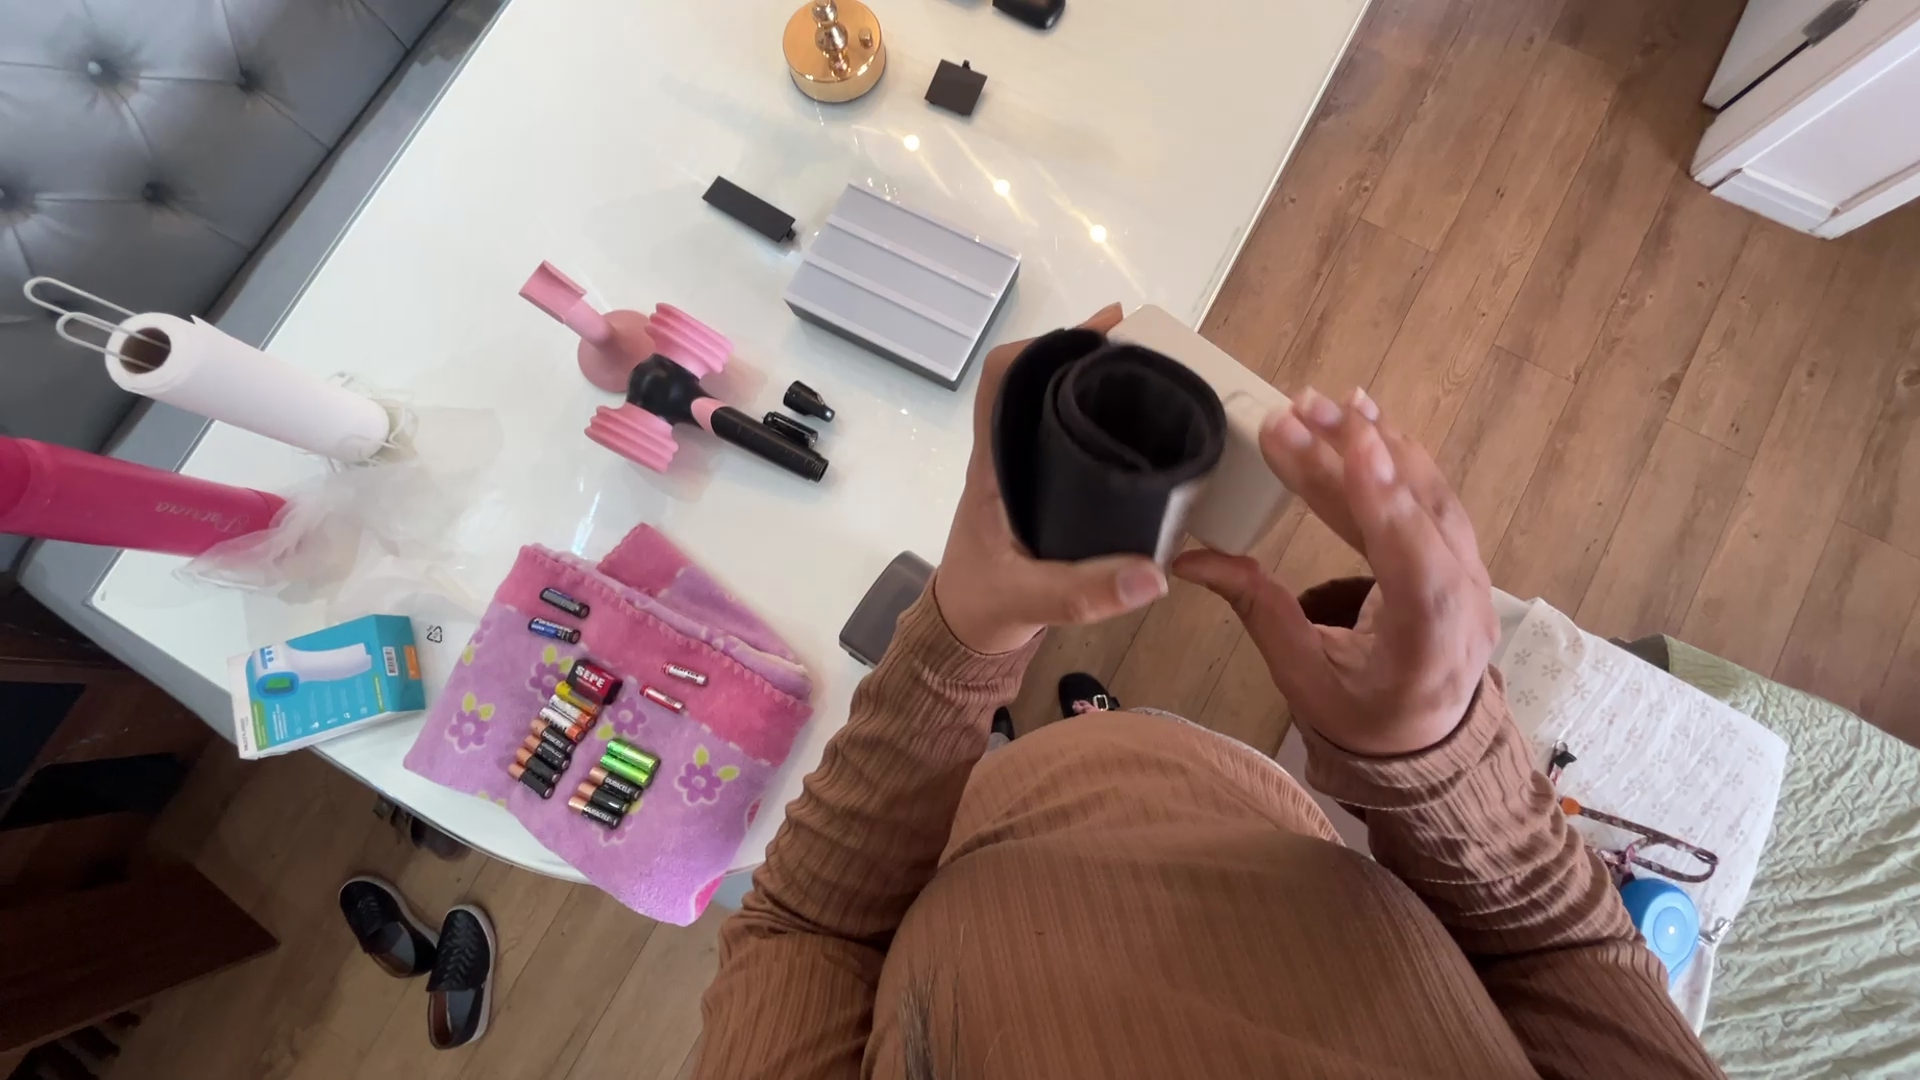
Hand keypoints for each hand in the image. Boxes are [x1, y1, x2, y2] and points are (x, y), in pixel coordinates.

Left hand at [933, 304, 1169, 654]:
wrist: (964, 630)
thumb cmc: (981, 606)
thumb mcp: (1029, 600)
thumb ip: (1084, 593)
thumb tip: (1152, 577)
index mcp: (992, 466)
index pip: (999, 381)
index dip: (1044, 344)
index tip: (1103, 333)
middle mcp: (1004, 457)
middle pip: (1036, 382)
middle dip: (1088, 359)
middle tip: (1150, 355)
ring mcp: (1019, 473)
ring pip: (1052, 410)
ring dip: (1096, 390)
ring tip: (1156, 384)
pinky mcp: (1037, 493)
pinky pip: (1066, 443)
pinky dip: (1100, 428)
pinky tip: (1142, 437)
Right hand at [1172, 388, 1498, 755]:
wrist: (1423, 738)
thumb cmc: (1357, 714)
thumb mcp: (1300, 676)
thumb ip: (1257, 610)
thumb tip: (1189, 560)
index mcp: (1429, 648)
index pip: (1417, 571)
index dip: (1387, 508)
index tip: (1354, 450)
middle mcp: (1465, 601)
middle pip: (1421, 516)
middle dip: (1358, 457)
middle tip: (1298, 413)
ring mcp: (1470, 572)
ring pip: (1430, 494)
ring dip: (1374, 444)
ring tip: (1321, 405)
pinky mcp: (1456, 552)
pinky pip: (1430, 495)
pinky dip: (1394, 454)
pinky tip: (1363, 420)